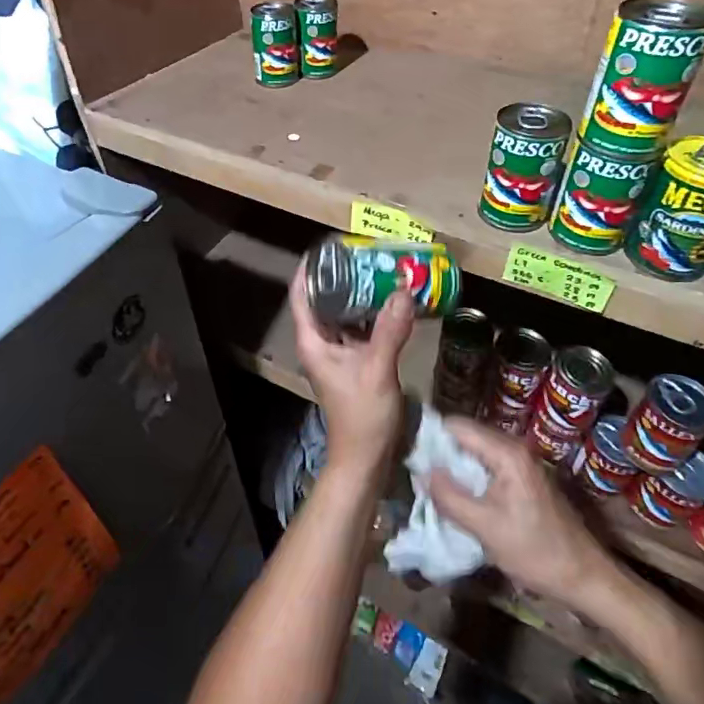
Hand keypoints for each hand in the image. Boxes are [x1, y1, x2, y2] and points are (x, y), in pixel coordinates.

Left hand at [288, 260, 414, 473]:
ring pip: (342, 314)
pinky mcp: (353, 361)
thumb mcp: (377, 369)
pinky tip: (392, 304)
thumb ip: (389, 330)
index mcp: (312, 340)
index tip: (330, 247)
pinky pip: (358, 328)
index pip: (301, 295)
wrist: (365, 457)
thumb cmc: (362, 415)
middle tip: (367, 256)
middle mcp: (319, 342)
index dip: (310, 269)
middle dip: (343, 277)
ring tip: (383, 272)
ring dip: (359, 295)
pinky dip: (371, 314)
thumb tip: (403, 290)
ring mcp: (336, 352)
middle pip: (323, 300)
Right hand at [429, 417, 625, 612]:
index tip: (410, 454)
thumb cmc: (536, 552)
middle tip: (417, 473)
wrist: (586, 578)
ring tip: (432, 485)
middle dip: (440, 452)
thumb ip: (449, 496)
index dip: (431, 436)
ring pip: (474, 453)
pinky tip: (457, 497)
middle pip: (465, 436)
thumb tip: (422, 472)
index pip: (457, 426)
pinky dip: (469, 476)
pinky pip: (486, 466)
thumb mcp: (484, 527)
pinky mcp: (523, 479)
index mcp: (507, 454)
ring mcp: (521, 463)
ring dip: (453, 467)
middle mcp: (515, 449)